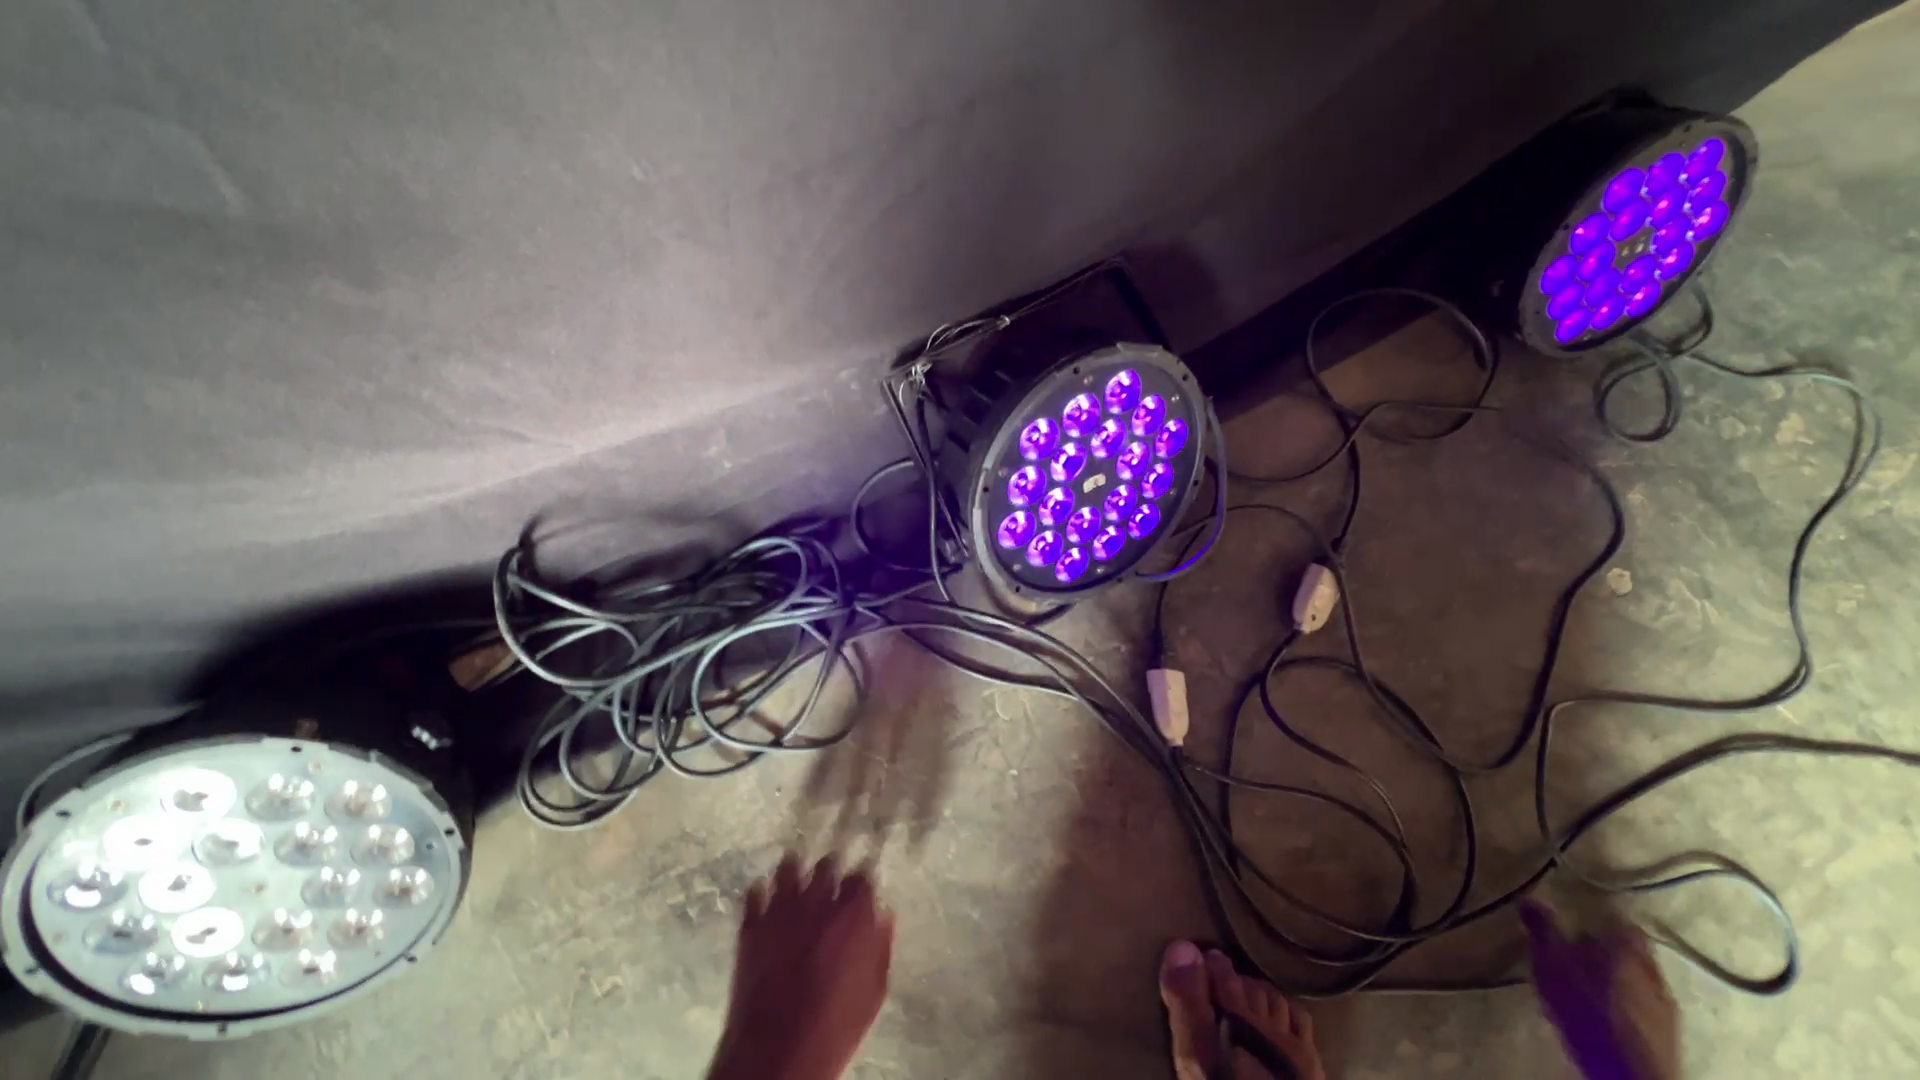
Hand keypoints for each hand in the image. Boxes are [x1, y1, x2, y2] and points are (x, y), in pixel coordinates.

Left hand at [708, 854, 894, 1079]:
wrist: (777, 1052)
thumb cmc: (833, 1027)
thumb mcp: (874, 992)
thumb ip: (880, 947)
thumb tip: (883, 916)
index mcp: (853, 915)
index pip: (863, 875)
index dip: (863, 879)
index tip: (862, 883)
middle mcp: (818, 902)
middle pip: (827, 864)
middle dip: (831, 868)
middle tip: (831, 877)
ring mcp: (781, 910)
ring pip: (789, 867)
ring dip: (796, 869)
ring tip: (798, 872)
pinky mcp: (751, 925)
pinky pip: (755, 891)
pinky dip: (763, 891)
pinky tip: (767, 896)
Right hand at [1520, 899, 1678, 1079]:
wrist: (1631, 1074)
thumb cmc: (1589, 1012)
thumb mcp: (1553, 966)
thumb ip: (1543, 931)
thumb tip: (1529, 897)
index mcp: (1628, 948)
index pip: (1618, 920)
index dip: (1597, 918)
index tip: (1576, 923)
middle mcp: (1653, 970)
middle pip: (1629, 949)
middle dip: (1604, 950)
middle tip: (1575, 955)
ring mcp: (1666, 1003)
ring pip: (1637, 977)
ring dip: (1615, 977)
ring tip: (1587, 986)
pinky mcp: (1668, 1032)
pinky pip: (1643, 1004)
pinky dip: (1625, 1002)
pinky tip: (1605, 1012)